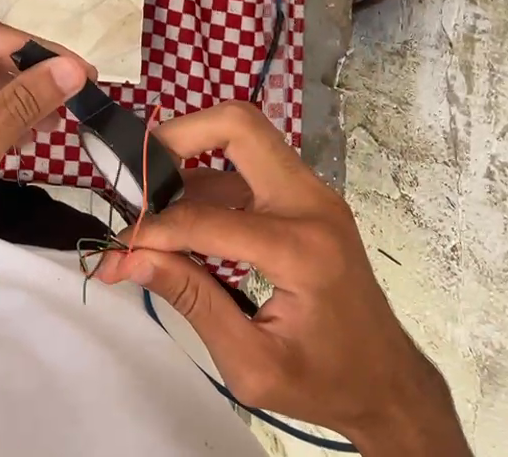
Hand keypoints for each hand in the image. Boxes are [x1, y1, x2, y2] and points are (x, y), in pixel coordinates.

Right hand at [94, 102, 469, 456]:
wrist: (390, 384)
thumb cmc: (326, 383)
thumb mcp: (252, 364)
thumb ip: (191, 301)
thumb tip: (129, 258)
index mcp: (303, 250)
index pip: (205, 219)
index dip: (152, 232)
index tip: (117, 250)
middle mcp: (311, 203)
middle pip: (238, 124)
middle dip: (177, 136)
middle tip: (137, 172)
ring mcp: (312, 192)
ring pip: (241, 134)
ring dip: (189, 154)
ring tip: (150, 201)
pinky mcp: (305, 195)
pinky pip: (247, 162)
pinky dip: (206, 176)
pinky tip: (183, 215)